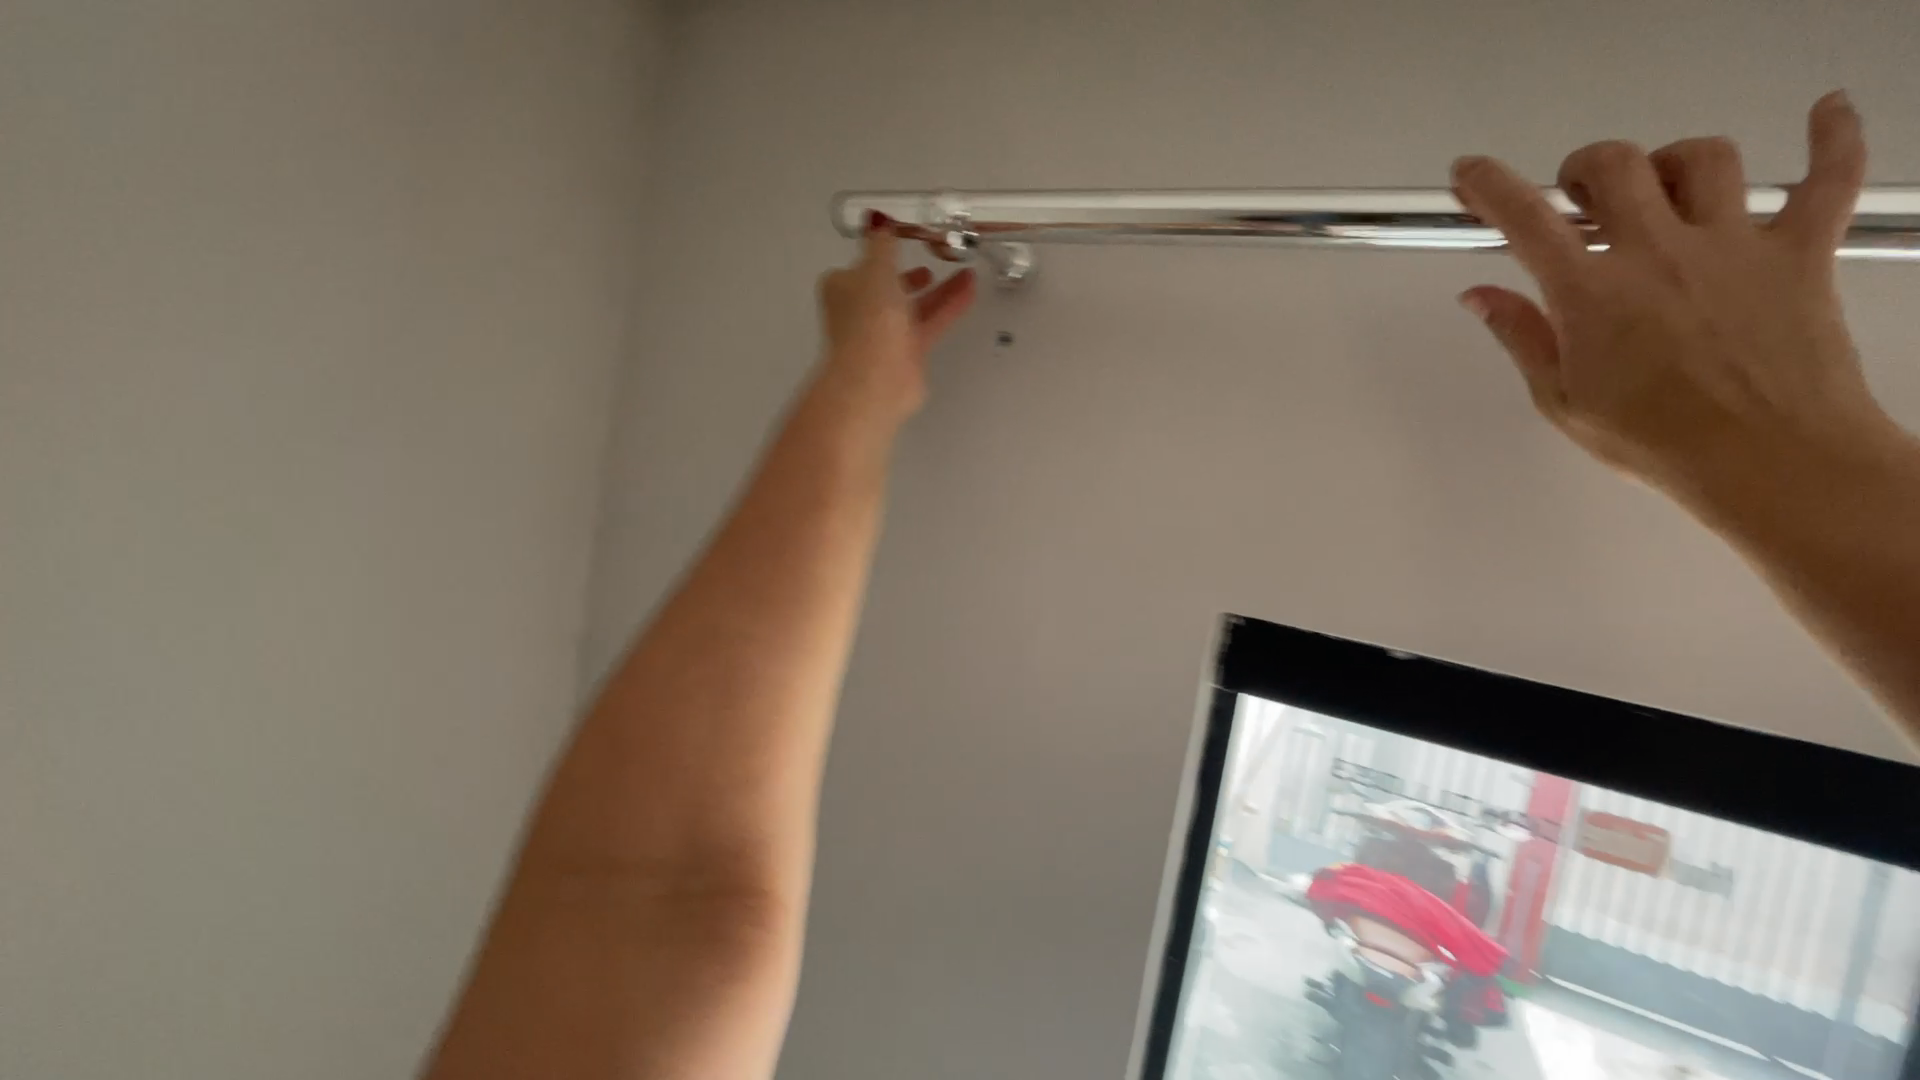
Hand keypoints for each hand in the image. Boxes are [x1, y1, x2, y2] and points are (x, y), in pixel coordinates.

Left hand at [814, 211, 976, 428]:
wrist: (876, 379)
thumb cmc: (868, 321)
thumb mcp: (875, 268)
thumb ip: (882, 241)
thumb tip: (876, 217)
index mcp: (843, 287)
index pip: (863, 264)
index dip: (883, 251)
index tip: (905, 238)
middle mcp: (862, 310)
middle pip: (891, 285)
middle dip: (913, 272)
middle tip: (936, 258)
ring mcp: (885, 333)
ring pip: (915, 304)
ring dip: (940, 288)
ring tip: (965, 272)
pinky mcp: (907, 352)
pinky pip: (931, 322)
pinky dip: (949, 306)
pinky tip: (968, 291)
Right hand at [1452, 92, 1903, 516]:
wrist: (1769, 460)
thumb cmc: (1655, 439)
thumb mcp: (1560, 398)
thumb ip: (1520, 336)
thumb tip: (1479, 296)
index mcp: (1591, 295)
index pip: (1525, 220)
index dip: (1489, 186)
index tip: (1470, 172)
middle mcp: (1658, 254)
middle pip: (1616, 166)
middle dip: (1584, 167)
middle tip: (1577, 194)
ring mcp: (1735, 246)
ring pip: (1704, 159)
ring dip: (1670, 161)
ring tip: (1660, 187)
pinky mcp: (1802, 253)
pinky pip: (1829, 175)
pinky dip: (1832, 136)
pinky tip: (1827, 112)